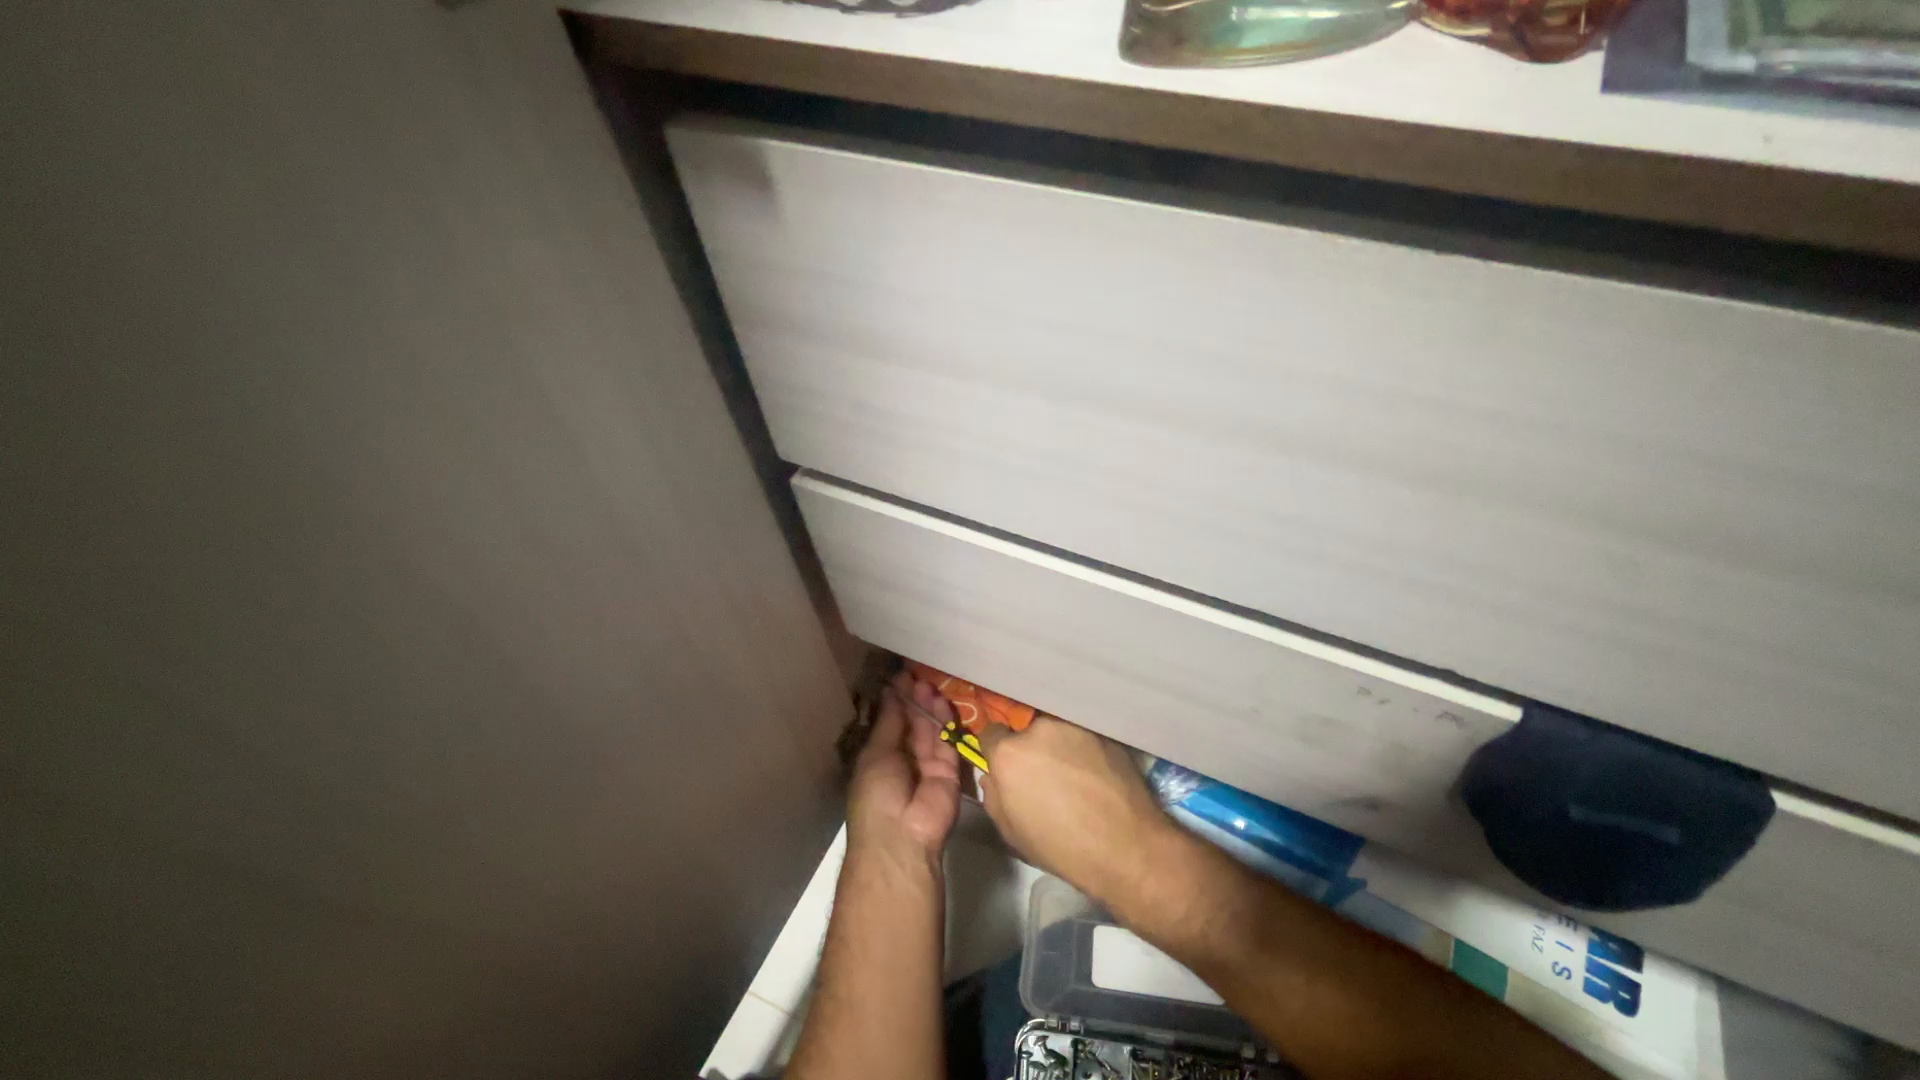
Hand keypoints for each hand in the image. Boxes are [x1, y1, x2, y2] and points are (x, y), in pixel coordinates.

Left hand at [847, 672, 962, 865]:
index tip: (902, 676)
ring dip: (930, 708)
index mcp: (881, 759)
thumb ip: (889, 722)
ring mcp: (928, 767)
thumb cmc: (876, 794)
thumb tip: (891, 692)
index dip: (896, 701)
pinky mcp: (950, 772)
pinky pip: (948, 743)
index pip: (891, 724)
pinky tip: (942, 701)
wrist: (901, 836)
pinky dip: (946, 722)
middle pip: (913, 725)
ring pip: (931, 731)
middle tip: (919, 675)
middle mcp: (905, 761)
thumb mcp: (876, 753)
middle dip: (915, 701)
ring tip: (930, 683)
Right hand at [978, 716, 1177, 903]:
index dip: (997, 752)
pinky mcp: (1105, 735)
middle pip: (1027, 734)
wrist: (1126, 847)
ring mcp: (1076, 729)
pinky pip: (1084, 740)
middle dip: (1032, 751)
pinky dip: (1085, 754)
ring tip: (1076, 780)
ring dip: (1060, 750)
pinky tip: (1097, 780)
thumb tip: (993, 778)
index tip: (1007, 768)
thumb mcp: (1012, 832)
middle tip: (1046, 778)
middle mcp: (1040, 730)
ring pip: (1058, 734)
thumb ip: (994, 797)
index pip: (991, 734)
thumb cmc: (1061, 847)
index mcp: (1010, 754)